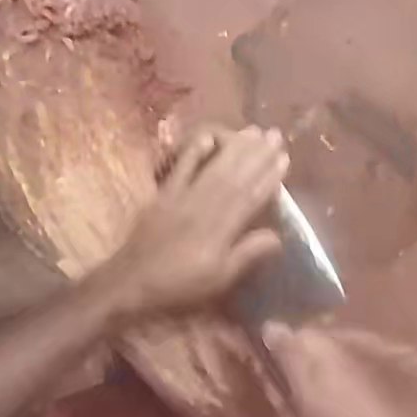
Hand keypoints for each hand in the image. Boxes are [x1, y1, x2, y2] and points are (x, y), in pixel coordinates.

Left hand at [93, 127, 289, 318]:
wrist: (132, 282)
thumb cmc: (181, 285)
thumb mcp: (220, 278)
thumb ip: (247, 254)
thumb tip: (277, 235)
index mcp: (221, 229)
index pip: (251, 197)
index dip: (269, 177)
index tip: (284, 158)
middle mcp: (205, 206)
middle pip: (235, 176)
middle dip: (257, 154)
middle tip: (275, 134)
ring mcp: (182, 197)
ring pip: (214, 168)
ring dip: (235, 148)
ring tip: (253, 131)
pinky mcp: (163, 196)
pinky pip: (180, 169)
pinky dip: (193, 151)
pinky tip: (209, 137)